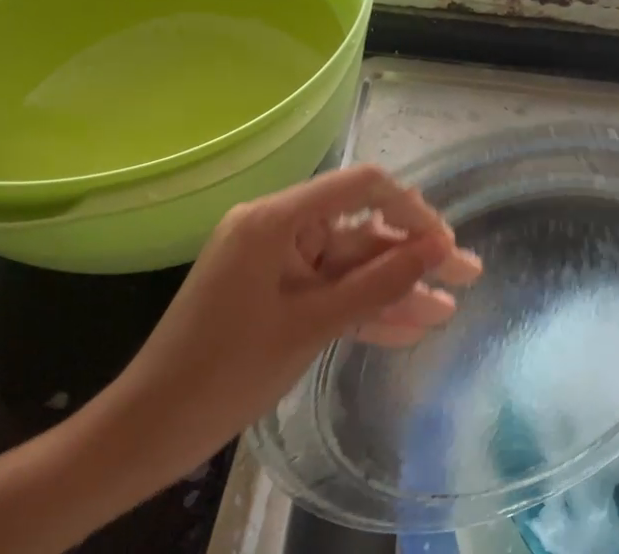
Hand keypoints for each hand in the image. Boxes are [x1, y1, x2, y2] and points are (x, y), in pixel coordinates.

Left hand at [0, 165, 479, 553]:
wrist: (150, 432)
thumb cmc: (225, 370)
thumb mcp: (312, 325)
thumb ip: (380, 284)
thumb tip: (440, 247)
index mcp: (276, 219)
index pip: (359, 186)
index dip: (409, 209)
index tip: (444, 244)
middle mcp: (280, 231)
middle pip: (362, 232)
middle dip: (413, 257)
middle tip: (468, 276)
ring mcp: (280, 266)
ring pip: (353, 269)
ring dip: (397, 290)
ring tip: (450, 311)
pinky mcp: (279, 297)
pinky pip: (332, 295)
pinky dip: (366, 311)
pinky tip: (412, 329)